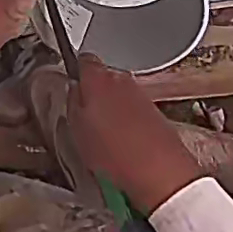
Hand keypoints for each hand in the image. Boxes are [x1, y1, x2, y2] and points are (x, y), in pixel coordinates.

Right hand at [70, 54, 201, 212]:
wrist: (161, 171)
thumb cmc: (114, 150)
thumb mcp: (76, 128)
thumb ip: (71, 101)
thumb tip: (74, 89)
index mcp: (98, 77)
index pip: (83, 60)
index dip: (76, 71)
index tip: (72, 86)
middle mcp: (121, 79)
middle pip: (102, 78)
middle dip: (94, 94)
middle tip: (84, 119)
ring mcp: (141, 94)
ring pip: (119, 95)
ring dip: (112, 109)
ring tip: (104, 138)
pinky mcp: (156, 112)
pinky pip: (134, 111)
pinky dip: (128, 122)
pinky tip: (123, 145)